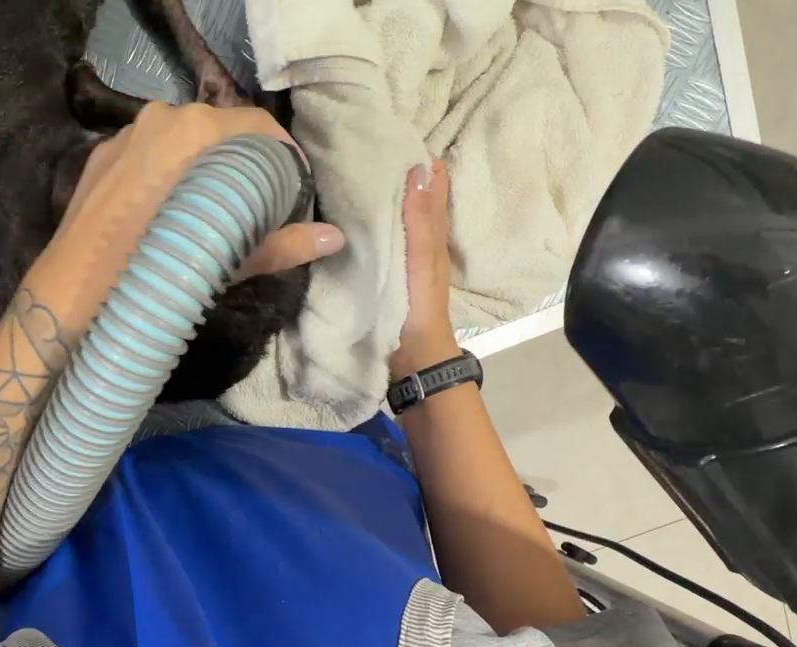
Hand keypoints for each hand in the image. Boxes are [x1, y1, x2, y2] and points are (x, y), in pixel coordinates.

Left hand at [26, 102, 344, 332]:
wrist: (69, 298)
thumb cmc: (148, 280)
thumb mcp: (220, 263)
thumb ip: (279, 246)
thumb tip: (333, 239)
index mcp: (192, 131)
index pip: (255, 126)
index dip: (282, 156)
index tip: (293, 188)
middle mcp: (158, 119)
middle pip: (219, 130)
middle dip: (245, 163)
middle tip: (261, 204)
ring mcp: (124, 136)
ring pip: (183, 141)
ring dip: (207, 168)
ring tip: (220, 208)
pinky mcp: (101, 158)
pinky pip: (151, 155)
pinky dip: (172, 173)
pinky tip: (177, 210)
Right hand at [392, 159, 456, 378]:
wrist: (413, 360)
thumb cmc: (417, 309)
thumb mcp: (420, 260)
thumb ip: (419, 220)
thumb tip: (419, 170)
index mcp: (433, 239)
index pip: (433, 191)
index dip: (424, 165)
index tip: (404, 137)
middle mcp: (423, 247)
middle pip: (418, 205)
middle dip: (406, 179)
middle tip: (382, 151)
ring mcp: (406, 265)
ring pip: (402, 224)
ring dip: (392, 203)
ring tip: (370, 179)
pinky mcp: (391, 281)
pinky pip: (387, 245)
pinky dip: (379, 229)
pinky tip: (363, 226)